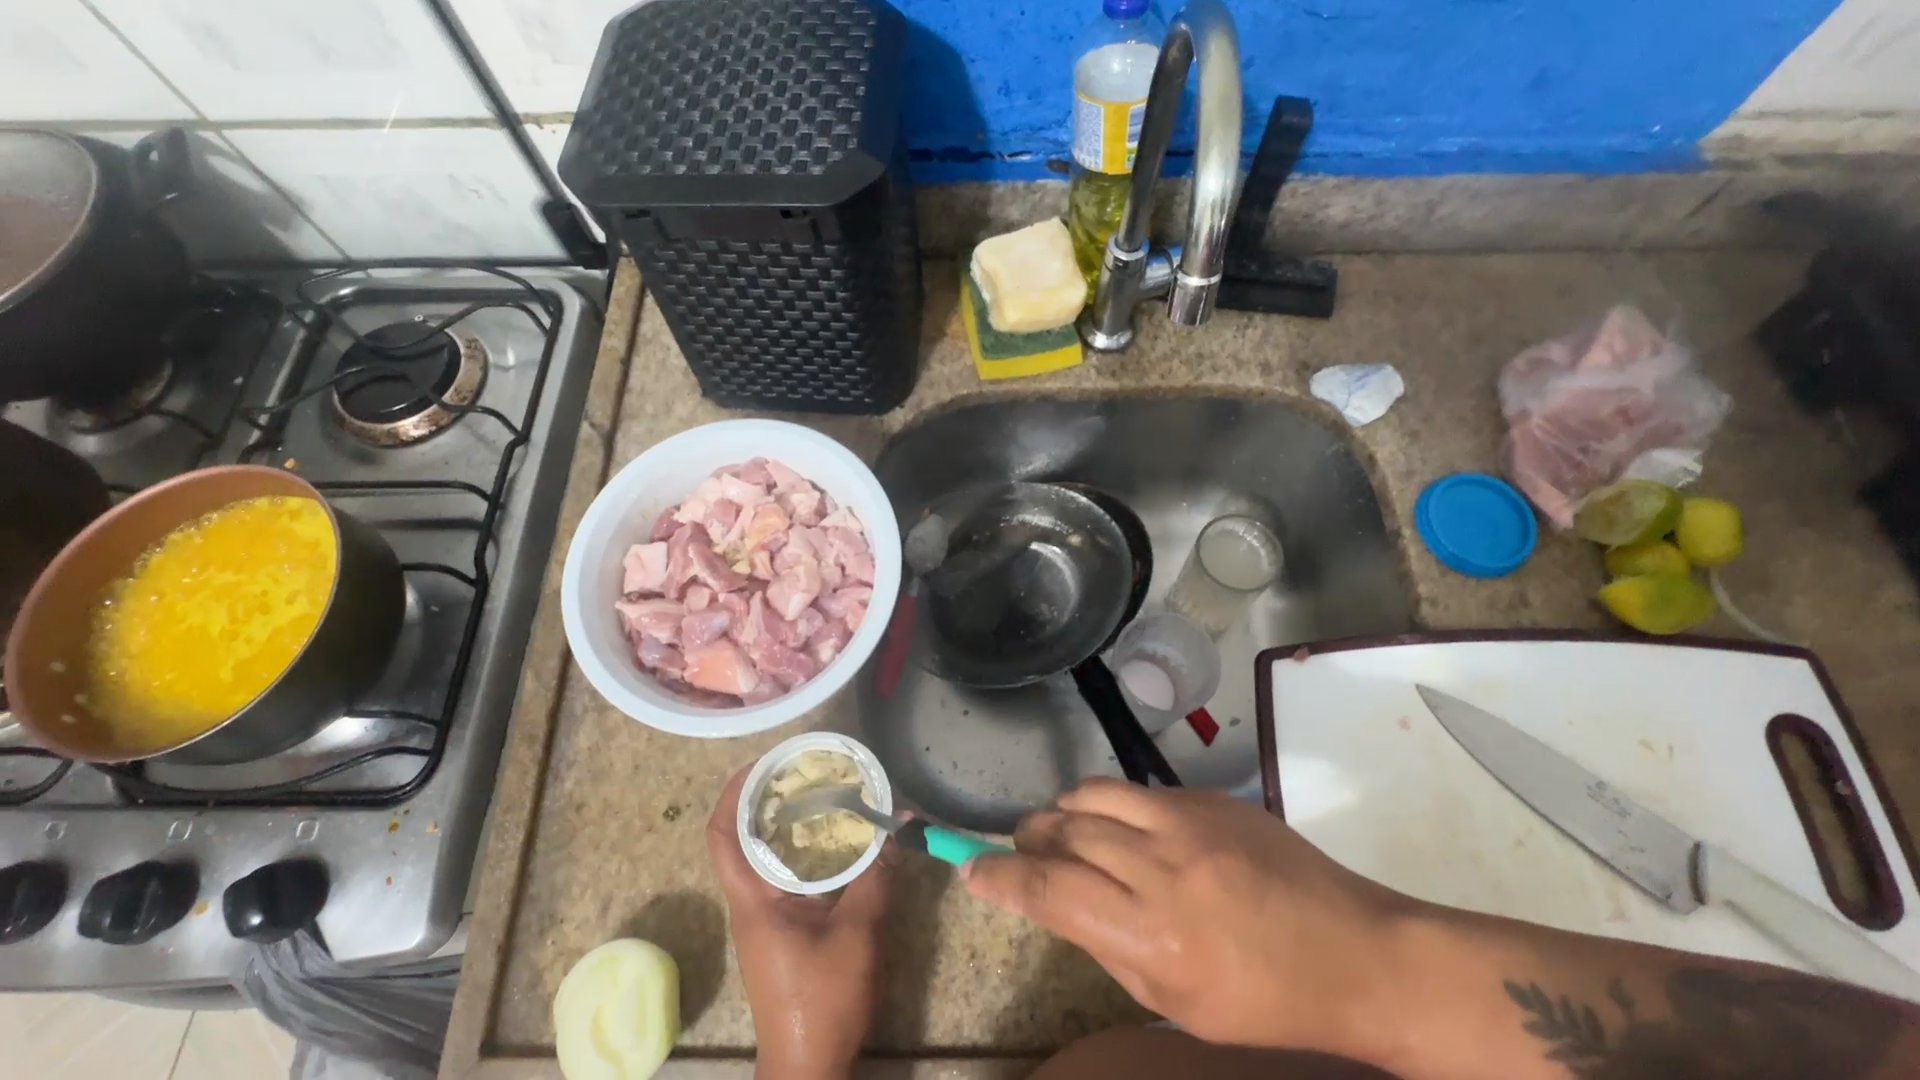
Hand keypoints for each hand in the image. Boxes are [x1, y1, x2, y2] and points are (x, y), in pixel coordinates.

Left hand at [707, 765, 896, 1079]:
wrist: (809, 1066)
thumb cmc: (823, 999)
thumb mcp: (856, 932)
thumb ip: (875, 874)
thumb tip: (900, 822)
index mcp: (752, 899)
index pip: (722, 833)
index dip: (735, 791)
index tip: (766, 761)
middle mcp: (750, 902)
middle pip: (743, 836)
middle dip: (767, 797)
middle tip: (805, 769)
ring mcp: (764, 917)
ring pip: (765, 856)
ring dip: (787, 823)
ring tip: (823, 793)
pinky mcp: (782, 929)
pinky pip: (785, 875)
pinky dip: (804, 851)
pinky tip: (837, 841)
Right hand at [961, 778, 1416, 1055]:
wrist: (1356, 953)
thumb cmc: (1264, 1001)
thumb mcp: (1173, 999)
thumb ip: (1107, 944)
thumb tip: (1058, 902)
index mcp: (1151, 932)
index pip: (1048, 889)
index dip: (999, 877)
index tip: (971, 871)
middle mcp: (1162, 865)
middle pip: (1064, 830)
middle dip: (1029, 839)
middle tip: (1021, 850)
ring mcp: (1190, 822)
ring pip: (1095, 794)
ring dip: (1063, 810)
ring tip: (1059, 827)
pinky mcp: (1212, 799)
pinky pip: (1140, 791)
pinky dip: (1112, 805)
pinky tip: (1119, 825)